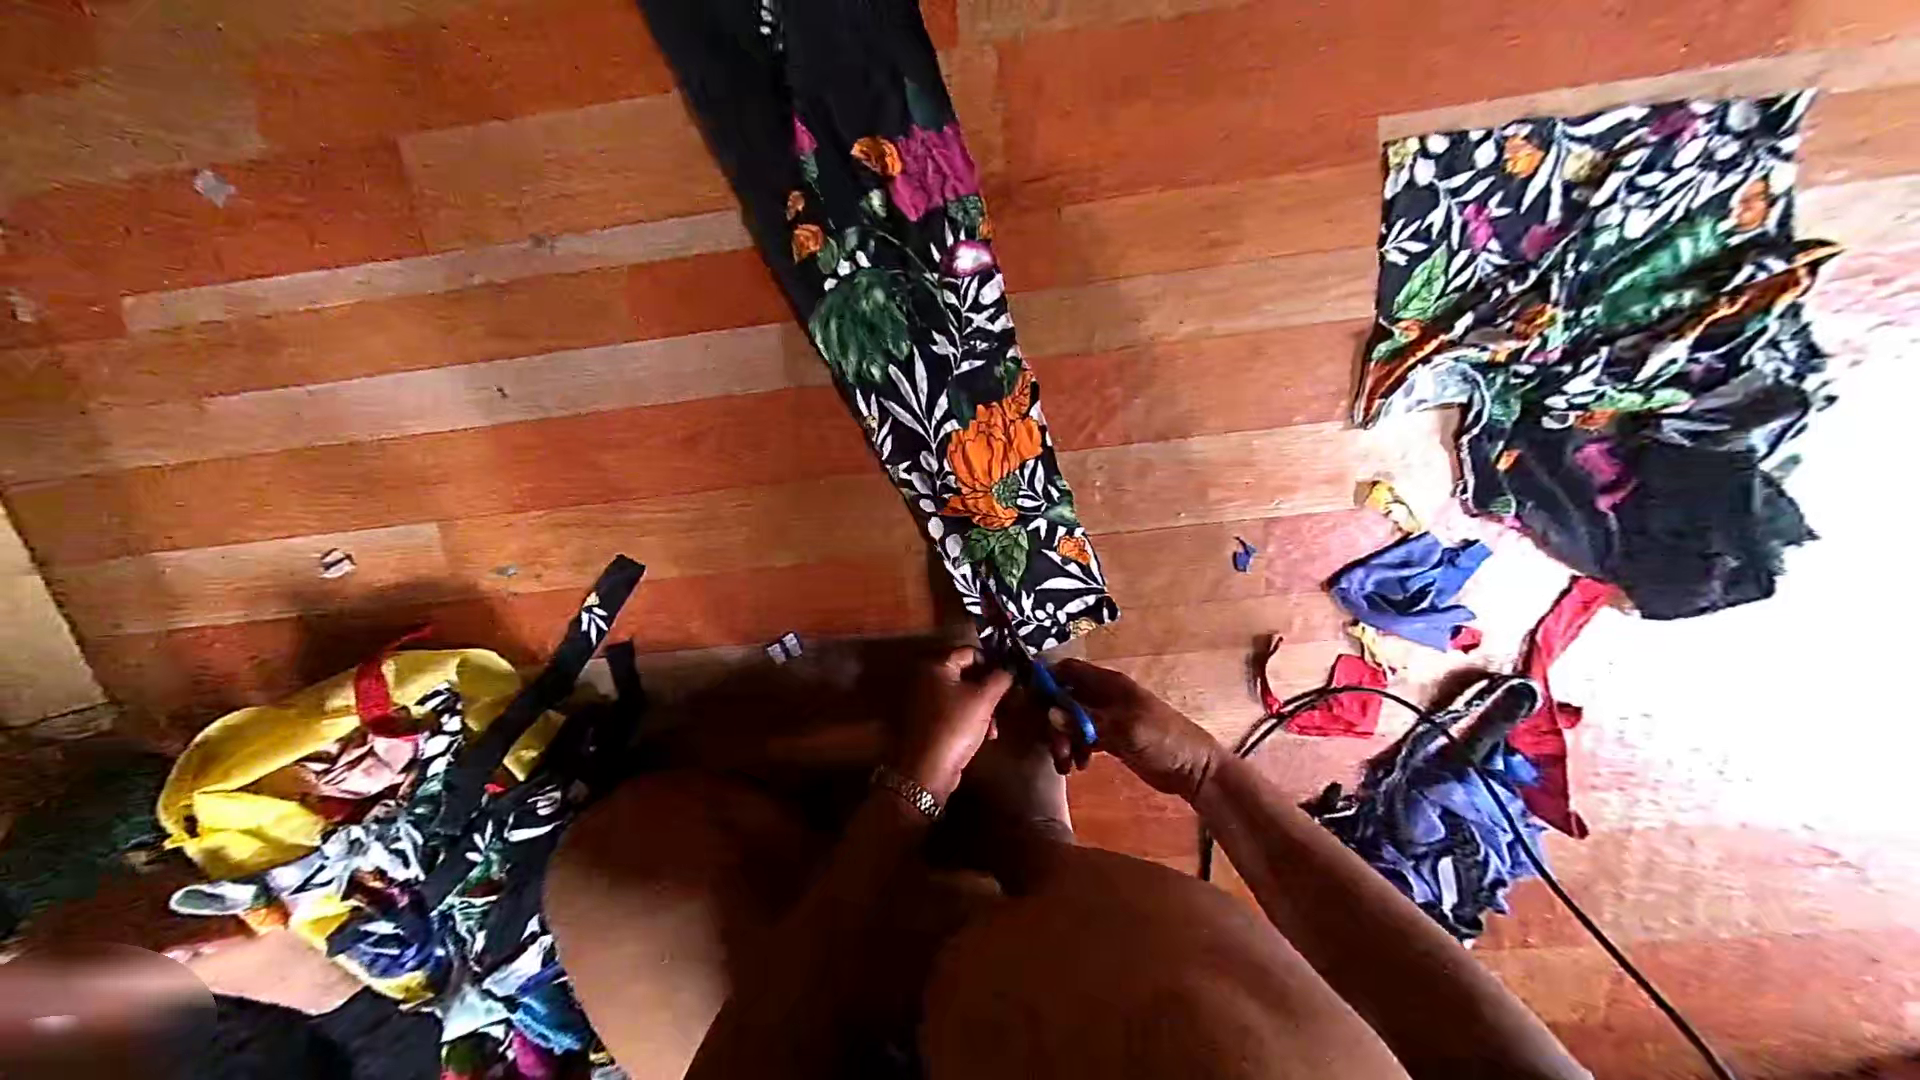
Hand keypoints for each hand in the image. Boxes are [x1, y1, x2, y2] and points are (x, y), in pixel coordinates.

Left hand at [891, 647, 1014, 801]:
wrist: (928, 769)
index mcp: (936, 665)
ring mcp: (925, 699)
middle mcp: (927, 677)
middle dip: (990, 690)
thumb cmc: (955, 727)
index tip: (1010, 678)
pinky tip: (986, 734)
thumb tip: (1009, 670)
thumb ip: (1000, 678)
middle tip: (1007, 703)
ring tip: (996, 726)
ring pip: (964, 694)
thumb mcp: (983, 700)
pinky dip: (972, 718)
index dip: (992, 662)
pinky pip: (955, 710)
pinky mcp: (929, 719)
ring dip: (984, 707)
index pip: (970, 652)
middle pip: (968, 674)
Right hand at [1049, 659, 1223, 800]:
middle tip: (1056, 749)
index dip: (1047, 680)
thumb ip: (1087, 721)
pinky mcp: (1110, 737)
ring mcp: (1107, 716)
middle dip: (1054, 720)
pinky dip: (1076, 748)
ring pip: (1071, 719)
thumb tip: (1050, 714)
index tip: (1029, 703)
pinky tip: (1079, 766)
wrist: (1196, 769)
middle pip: (1065, 698)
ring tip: (1067, 764)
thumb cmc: (1164, 740)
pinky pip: (1083, 736)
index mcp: (1109, 683)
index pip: (1068, 670)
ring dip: (1063, 738)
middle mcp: (1104, 695)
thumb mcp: (1125, 729)